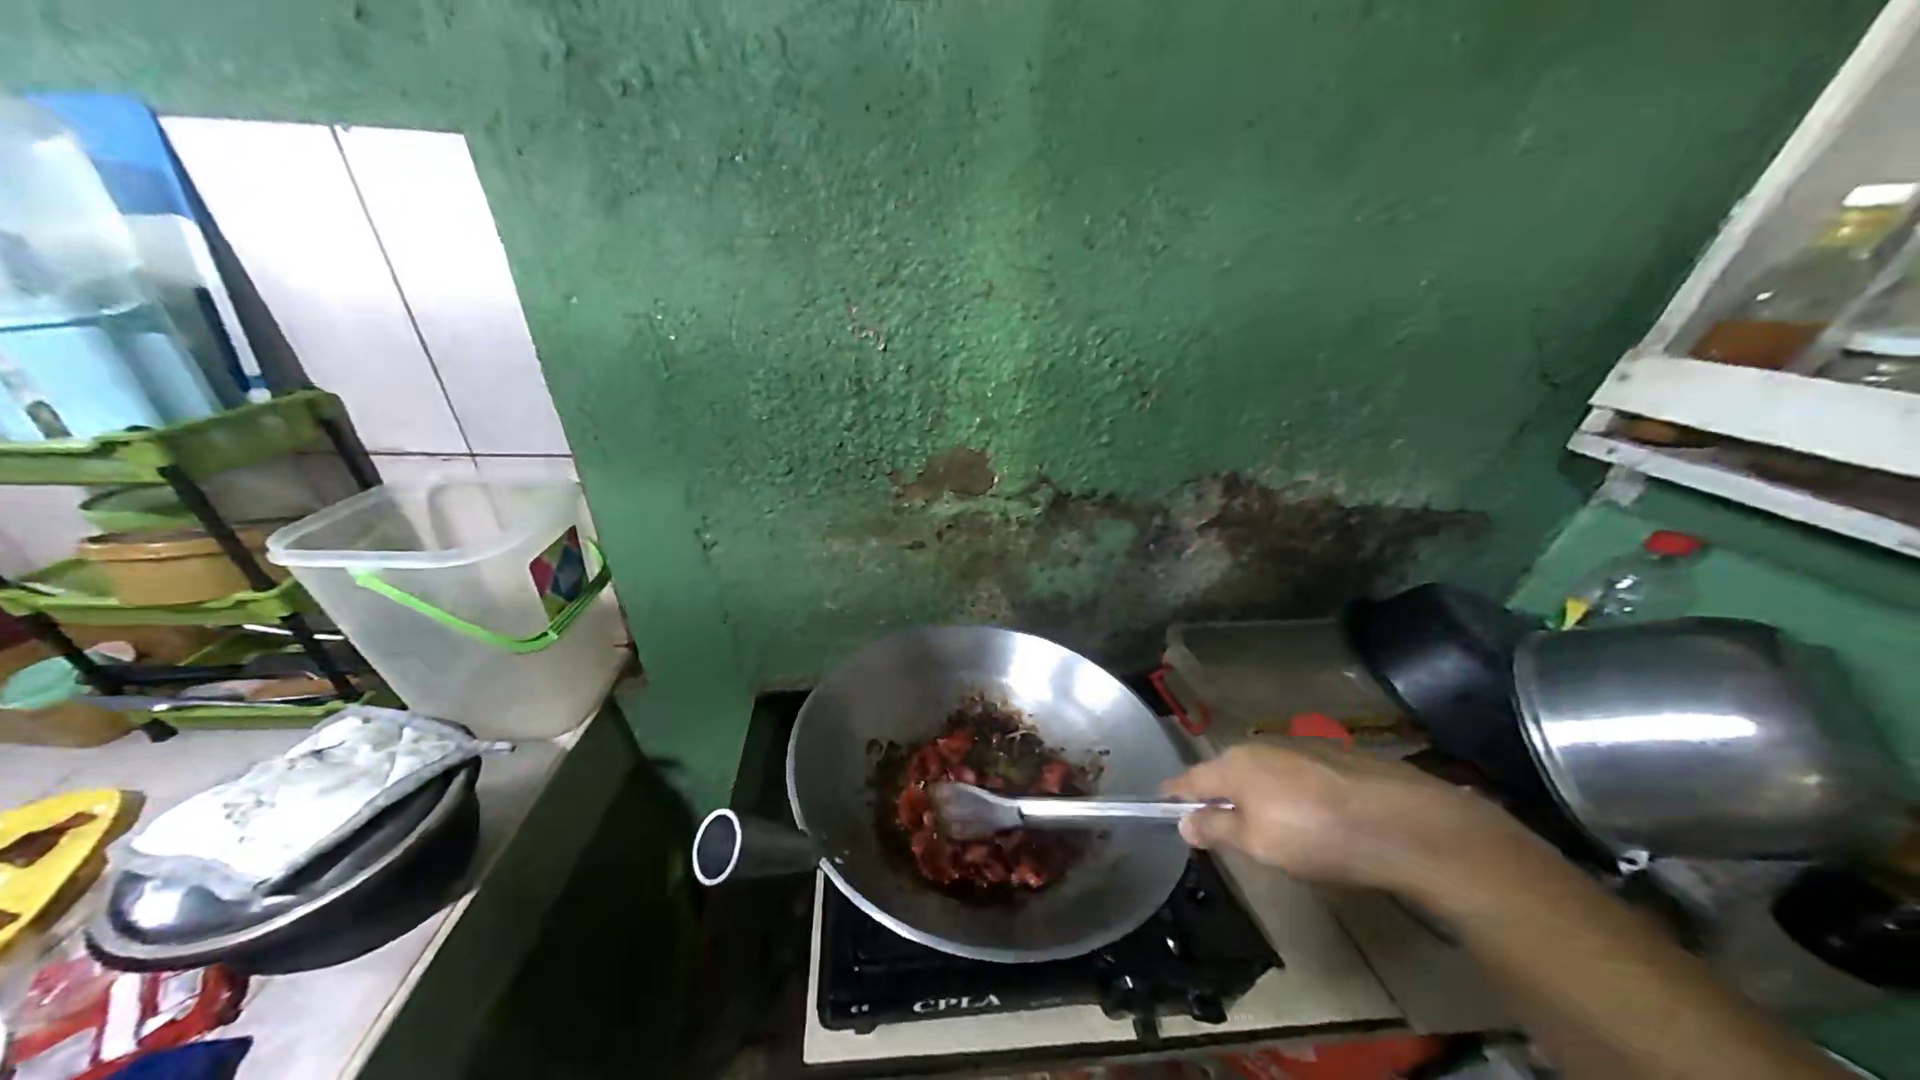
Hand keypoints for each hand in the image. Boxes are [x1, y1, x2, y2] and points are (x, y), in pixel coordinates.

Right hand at [1162, 742, 1530, 897]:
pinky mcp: (1334, 756)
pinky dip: (1289, 792)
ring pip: (1262, 771)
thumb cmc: (1317, 836)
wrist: (1406, 824)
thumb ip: (1216, 829)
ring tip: (1270, 827)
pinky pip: (1294, 773)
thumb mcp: (1257, 843)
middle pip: (1226, 772)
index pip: (1189, 779)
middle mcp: (1260, 747)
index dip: (1174, 794)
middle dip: (1219, 796)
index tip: (1162, 803)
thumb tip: (1184, 822)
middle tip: (1222, 827)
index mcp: (1234, 765)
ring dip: (1257, 794)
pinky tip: (1311, 817)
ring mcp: (1299, 746)